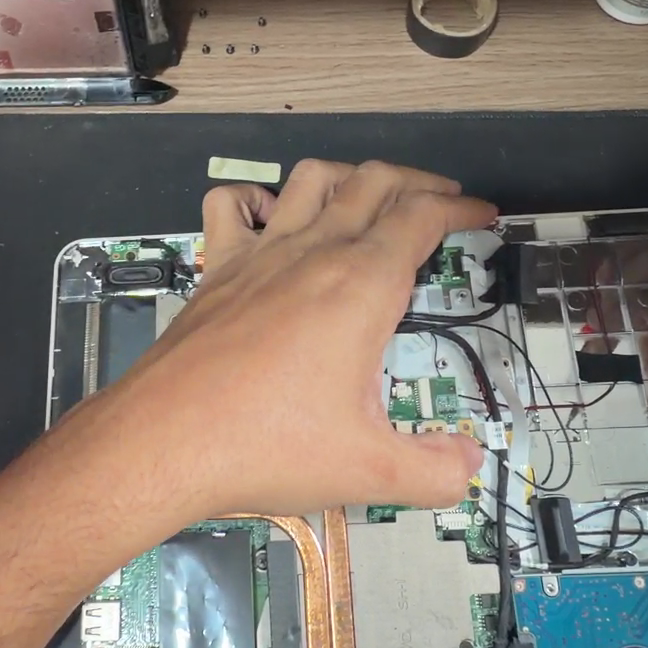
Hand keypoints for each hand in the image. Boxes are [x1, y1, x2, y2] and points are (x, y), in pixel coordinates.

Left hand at [96, 160, 491, 518]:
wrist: (166, 440)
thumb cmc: (268, 446)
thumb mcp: (369, 472)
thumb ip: (435, 470)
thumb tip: (469, 465)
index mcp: (361, 285)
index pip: (422, 217)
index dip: (460, 207)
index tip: (482, 213)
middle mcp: (314, 252)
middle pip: (376, 182)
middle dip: (420, 181)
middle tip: (443, 199)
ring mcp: (261, 252)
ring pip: (312, 178)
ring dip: (350, 175)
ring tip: (371, 197)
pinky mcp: (219, 266)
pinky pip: (231, 205)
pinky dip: (255, 198)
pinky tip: (272, 218)